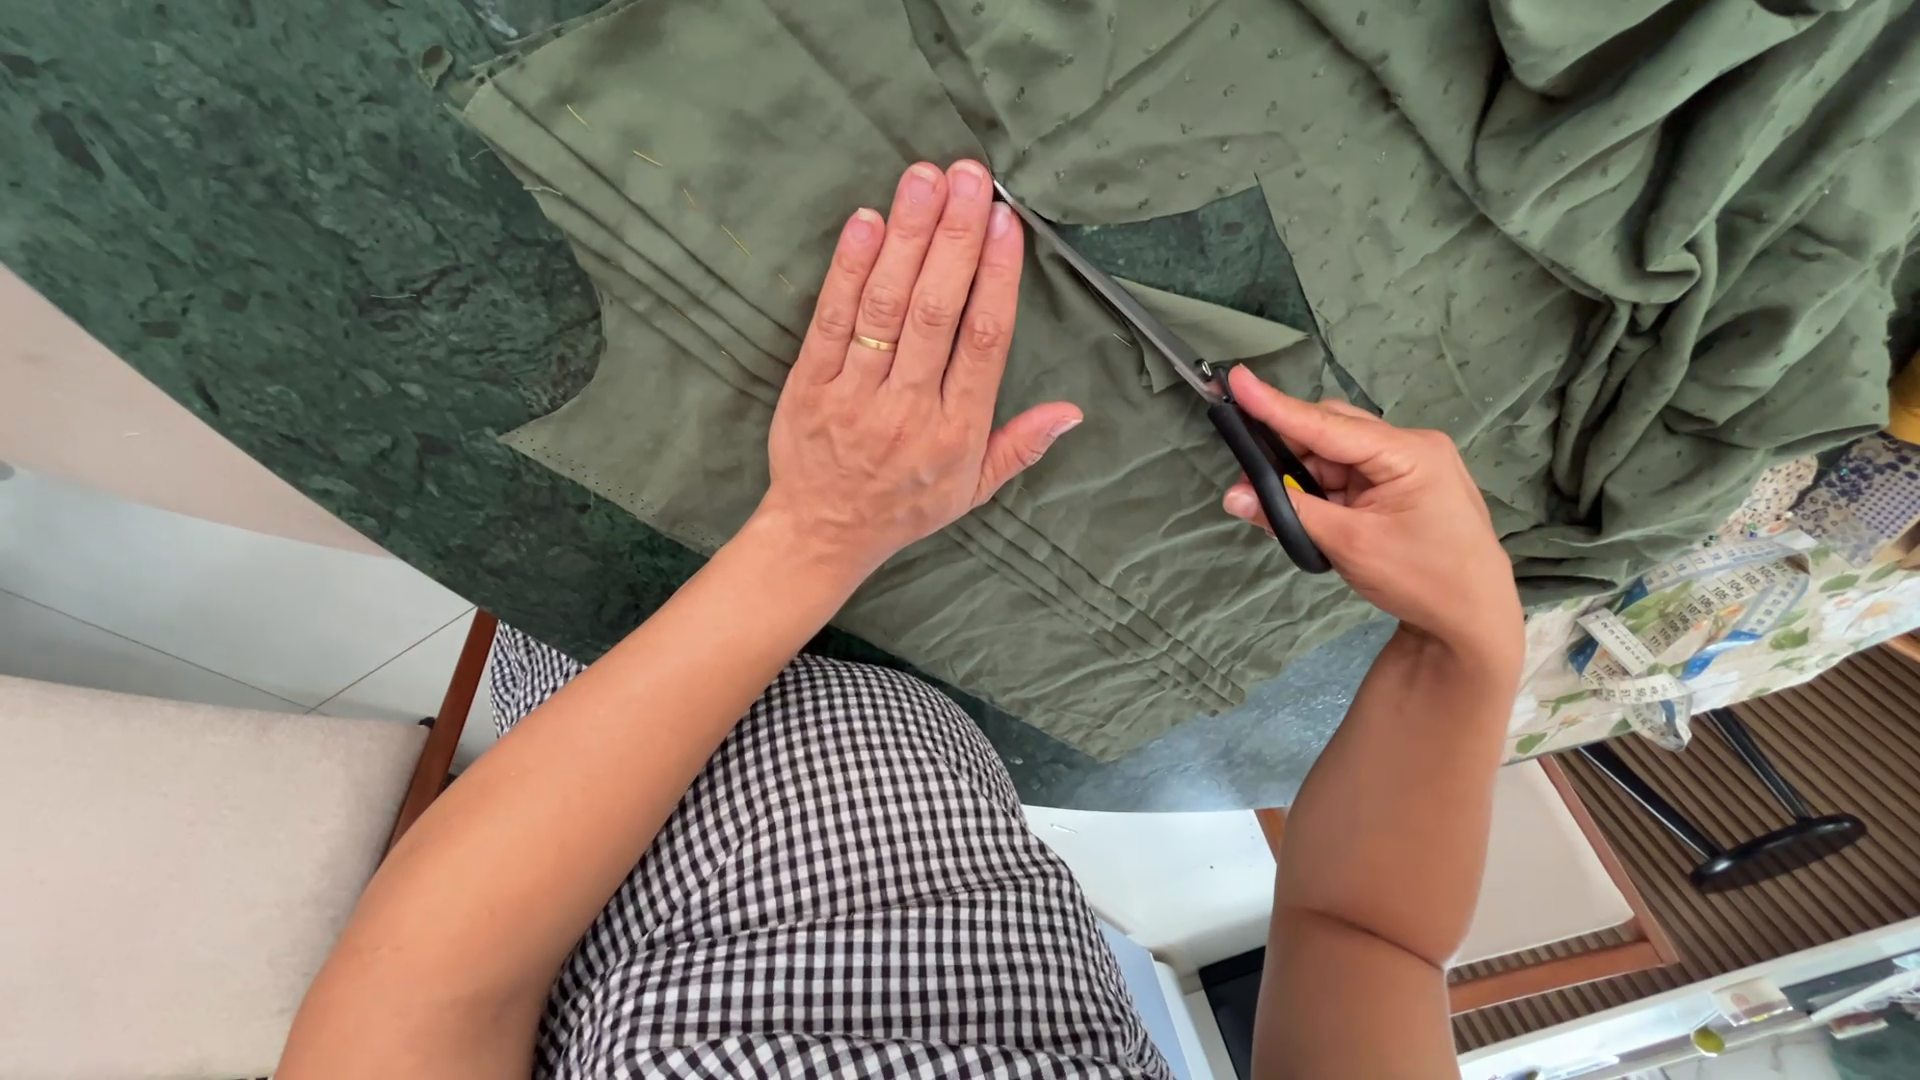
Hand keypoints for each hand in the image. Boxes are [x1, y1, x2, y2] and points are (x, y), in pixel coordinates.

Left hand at [752, 160, 1082, 581]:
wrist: (823, 533)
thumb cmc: (905, 507)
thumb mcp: (973, 491)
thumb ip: (1020, 448)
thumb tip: (1072, 412)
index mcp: (956, 432)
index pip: (983, 344)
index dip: (996, 279)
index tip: (1006, 223)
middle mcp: (909, 409)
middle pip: (936, 312)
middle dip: (954, 239)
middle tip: (969, 176)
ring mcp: (856, 395)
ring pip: (885, 308)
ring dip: (905, 238)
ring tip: (924, 179)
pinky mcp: (811, 385)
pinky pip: (831, 322)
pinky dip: (848, 270)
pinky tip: (866, 222)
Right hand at [1221, 366, 1521, 668]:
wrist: (1472, 619)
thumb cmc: (1422, 578)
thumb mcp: (1349, 544)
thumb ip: (1289, 513)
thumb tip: (1233, 496)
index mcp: (1408, 452)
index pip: (1326, 424)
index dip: (1275, 405)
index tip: (1238, 379)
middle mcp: (1408, 447)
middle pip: (1329, 431)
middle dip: (1285, 452)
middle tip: (1247, 480)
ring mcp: (1405, 466)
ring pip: (1332, 456)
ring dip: (1300, 478)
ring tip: (1274, 507)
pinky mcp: (1396, 486)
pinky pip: (1344, 477)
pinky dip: (1317, 492)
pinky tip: (1302, 512)